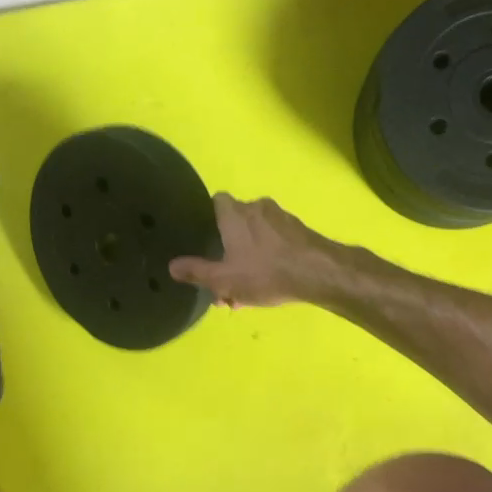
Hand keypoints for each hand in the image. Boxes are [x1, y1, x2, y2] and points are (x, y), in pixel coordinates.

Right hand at [169, 194, 339, 307]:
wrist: (319, 273)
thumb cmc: (265, 273)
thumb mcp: (224, 279)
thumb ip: (196, 272)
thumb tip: (171, 266)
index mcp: (235, 213)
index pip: (217, 201)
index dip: (208, 216)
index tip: (205, 237)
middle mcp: (257, 207)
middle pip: (235, 222)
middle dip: (228, 249)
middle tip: (224, 277)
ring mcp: (281, 218)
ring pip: (255, 236)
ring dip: (247, 258)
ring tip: (245, 290)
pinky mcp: (298, 231)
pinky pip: (274, 242)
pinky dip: (267, 259)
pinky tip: (267, 284)